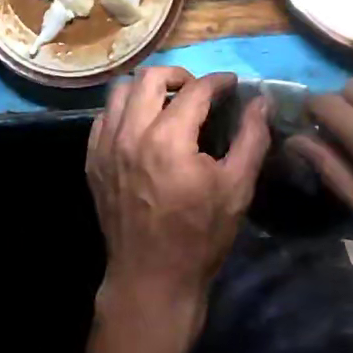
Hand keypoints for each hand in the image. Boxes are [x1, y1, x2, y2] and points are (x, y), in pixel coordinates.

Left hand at [86, 68, 269, 322]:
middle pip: (150, 77)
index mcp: (168, 139)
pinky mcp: (92, 158)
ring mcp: (106, 144)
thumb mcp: (236, 188)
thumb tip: (260, 102)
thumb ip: (251, 138)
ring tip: (167, 102)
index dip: (218, 82)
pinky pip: (104, 116)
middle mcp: (131, 132)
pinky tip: (141, 125)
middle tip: (198, 90)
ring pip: (120, 91)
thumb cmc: (200, 236)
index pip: (195, 91)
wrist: (151, 277)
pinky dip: (124, 110)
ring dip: (146, 88)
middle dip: (179, 75)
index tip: (231, 84)